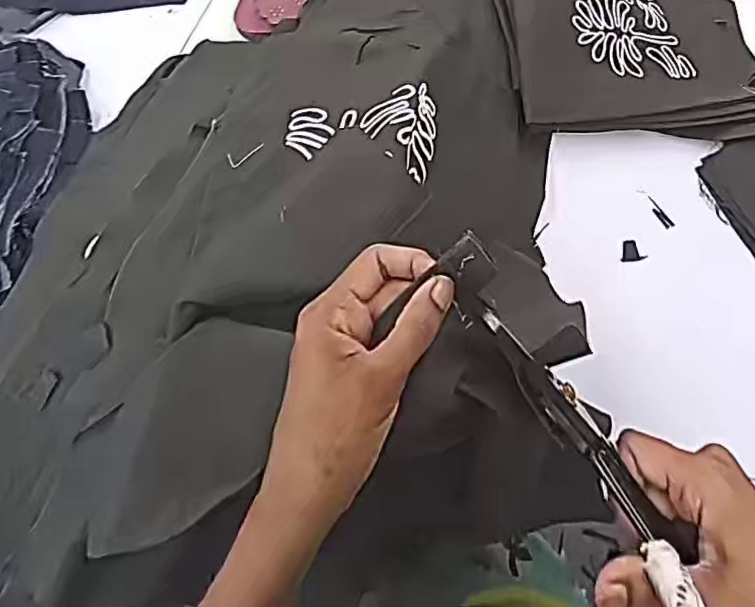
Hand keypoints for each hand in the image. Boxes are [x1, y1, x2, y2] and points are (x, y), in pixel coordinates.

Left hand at [257, 243, 453, 528]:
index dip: (412, 261)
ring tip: (434, 331)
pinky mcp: (349, 363)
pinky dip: (404, 337)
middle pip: (383, 282)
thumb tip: (440, 288)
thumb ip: (416, 325)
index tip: (442, 277)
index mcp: (328, 311)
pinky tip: (417, 352)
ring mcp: (339, 342)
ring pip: (386, 310)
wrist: (307, 494)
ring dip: (413, 315)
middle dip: (417, 289)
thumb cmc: (326, 443)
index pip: (375, 259)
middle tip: (447, 305)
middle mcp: (330, 320)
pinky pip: (382, 335)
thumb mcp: (383, 376)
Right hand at [593, 432, 754, 606]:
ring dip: (665, 536)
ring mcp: (723, 480)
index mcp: (705, 473)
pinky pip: (682, 503)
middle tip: (670, 569)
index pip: (629, 450)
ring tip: (694, 575)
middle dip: (645, 525)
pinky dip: (684, 537)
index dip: (621, 498)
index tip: (634, 537)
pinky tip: (704, 570)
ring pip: (662, 494)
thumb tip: (607, 580)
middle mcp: (713, 466)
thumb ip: (642, 583)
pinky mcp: (729, 497)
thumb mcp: (702, 599)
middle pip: (643, 477)